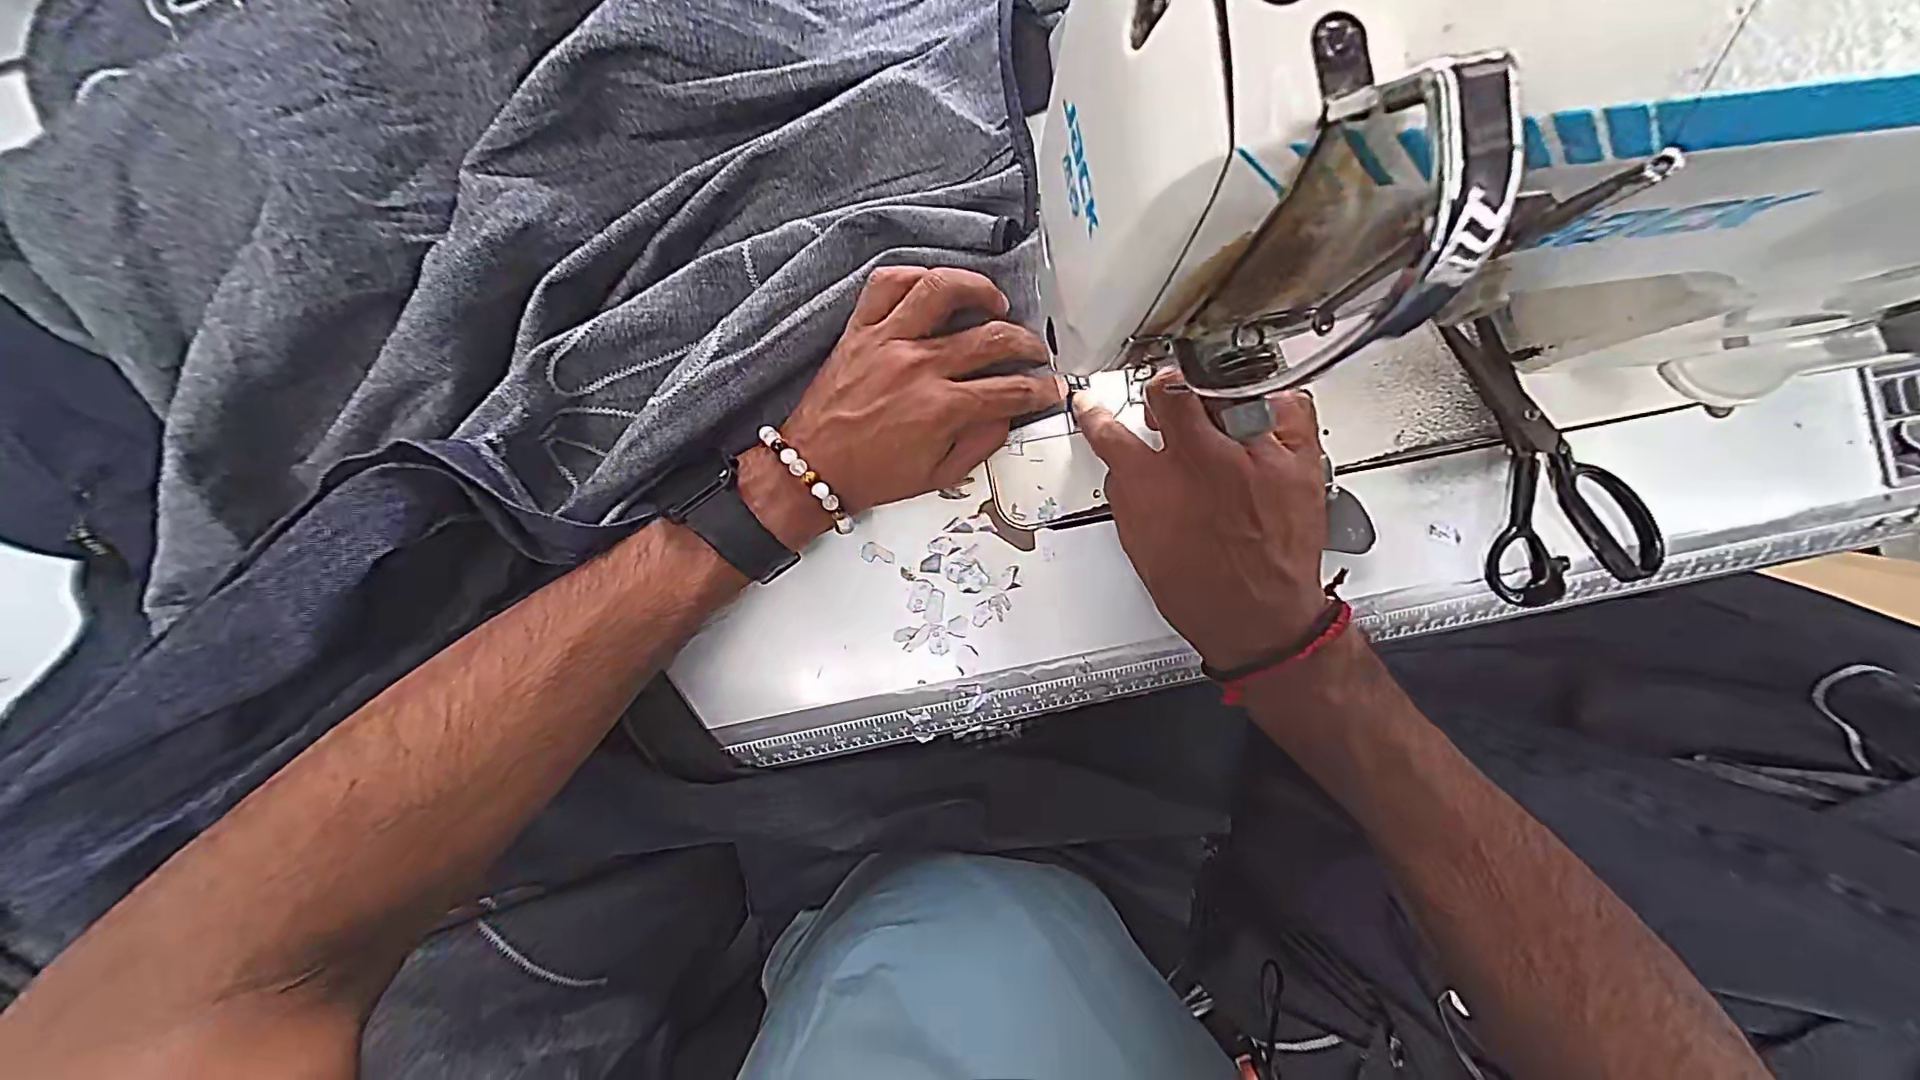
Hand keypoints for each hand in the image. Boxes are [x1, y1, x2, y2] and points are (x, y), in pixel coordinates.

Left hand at [740, 267, 1061, 548]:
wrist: (815, 468)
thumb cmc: (871, 474)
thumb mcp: (938, 475)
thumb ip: (980, 442)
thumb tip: (1008, 416)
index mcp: (940, 408)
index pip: (1009, 389)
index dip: (1039, 389)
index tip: (1049, 388)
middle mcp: (918, 367)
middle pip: (991, 337)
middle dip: (1026, 344)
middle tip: (1033, 352)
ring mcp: (887, 342)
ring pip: (942, 290)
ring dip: (979, 289)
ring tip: (994, 302)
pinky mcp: (860, 331)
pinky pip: (887, 284)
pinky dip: (914, 276)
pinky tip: (932, 288)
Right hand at [1075, 369, 1327, 669]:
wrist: (1258, 618)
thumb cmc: (1201, 591)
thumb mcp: (1141, 545)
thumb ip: (1129, 496)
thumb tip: (1123, 469)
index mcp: (1151, 483)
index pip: (1110, 430)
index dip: (1095, 413)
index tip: (1093, 406)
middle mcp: (1200, 460)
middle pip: (1171, 390)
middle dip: (1163, 391)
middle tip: (1166, 398)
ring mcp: (1251, 455)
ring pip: (1228, 391)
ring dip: (1214, 399)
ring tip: (1216, 418)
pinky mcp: (1295, 460)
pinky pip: (1288, 405)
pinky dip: (1274, 406)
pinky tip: (1262, 422)